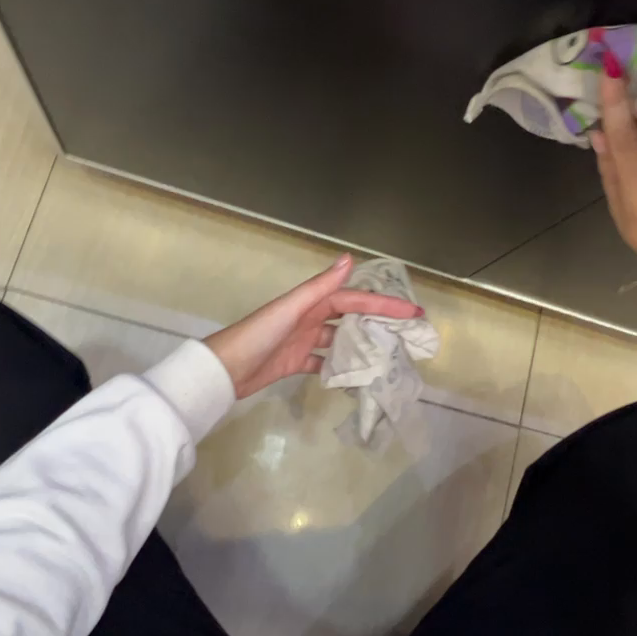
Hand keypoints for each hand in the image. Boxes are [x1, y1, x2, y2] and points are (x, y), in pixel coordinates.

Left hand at [205, 255, 423, 398]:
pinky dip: (337, 368)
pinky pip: (323, 363)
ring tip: (387, 356)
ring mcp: (302, 341)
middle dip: (377, 323)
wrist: (225, 369)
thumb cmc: (259, 335)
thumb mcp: (291, 308)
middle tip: (406, 334)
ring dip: (360, 346)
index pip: (354, 300)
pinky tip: (354, 377)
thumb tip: (349, 258)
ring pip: (339, 340)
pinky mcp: (295, 362)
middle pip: (350, 317)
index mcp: (310, 303)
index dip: (383, 304)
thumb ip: (320, 286)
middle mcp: (309, 318)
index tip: (412, 311)